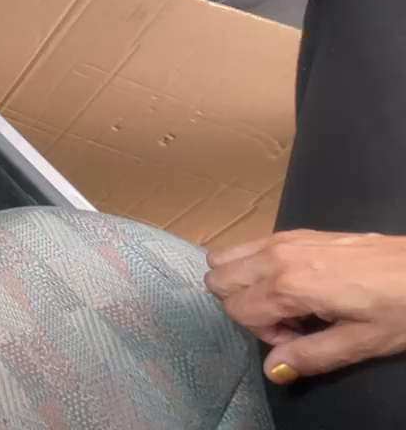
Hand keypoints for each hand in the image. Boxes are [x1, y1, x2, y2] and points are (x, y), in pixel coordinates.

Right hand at [206, 230, 405, 381]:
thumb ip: (315, 355)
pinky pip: (239, 247)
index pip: (239, 311)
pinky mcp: (284, 233)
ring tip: (284, 299)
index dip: (266, 334)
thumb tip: (273, 370)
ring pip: (218, 260)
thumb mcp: (369, 342)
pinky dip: (248, 267)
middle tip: (290, 321)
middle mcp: (270, 259)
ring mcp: (274, 241)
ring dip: (240, 284)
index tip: (301, 339)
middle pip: (217, 282)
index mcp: (289, 287)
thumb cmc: (404, 309)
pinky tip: (290, 281)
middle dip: (246, 307)